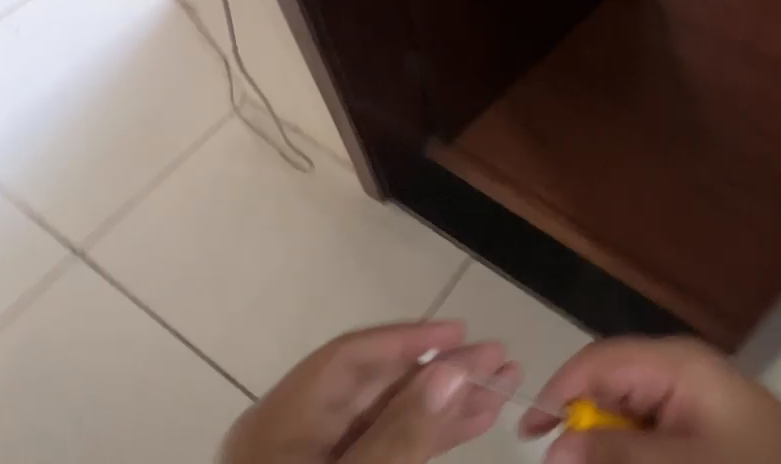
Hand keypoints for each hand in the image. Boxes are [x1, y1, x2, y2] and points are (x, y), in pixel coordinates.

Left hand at [221, 320, 521, 463]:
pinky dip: (431, 436)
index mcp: (279, 424)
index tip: (462, 332)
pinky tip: (473, 422)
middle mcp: (296, 436)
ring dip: (447, 403)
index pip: (348, 359)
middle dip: (441, 371)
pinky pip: (391, 449)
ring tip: (501, 384)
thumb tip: (452, 368)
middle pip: (377, 386)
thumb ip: (400, 433)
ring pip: (391, 419)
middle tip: (499, 357)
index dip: (406, 340)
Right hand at [521, 337, 780, 463]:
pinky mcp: (696, 422)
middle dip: (581, 426)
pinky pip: (648, 430)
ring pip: (626, 413)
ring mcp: (688, 395)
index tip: (529, 434)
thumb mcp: (682, 463)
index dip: (560, 392)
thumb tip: (554, 448)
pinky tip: (630, 462)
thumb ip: (618, 455)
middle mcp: (676, 370)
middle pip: (609, 387)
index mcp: (673, 364)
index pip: (600, 361)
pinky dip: (631, 451)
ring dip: (606, 444)